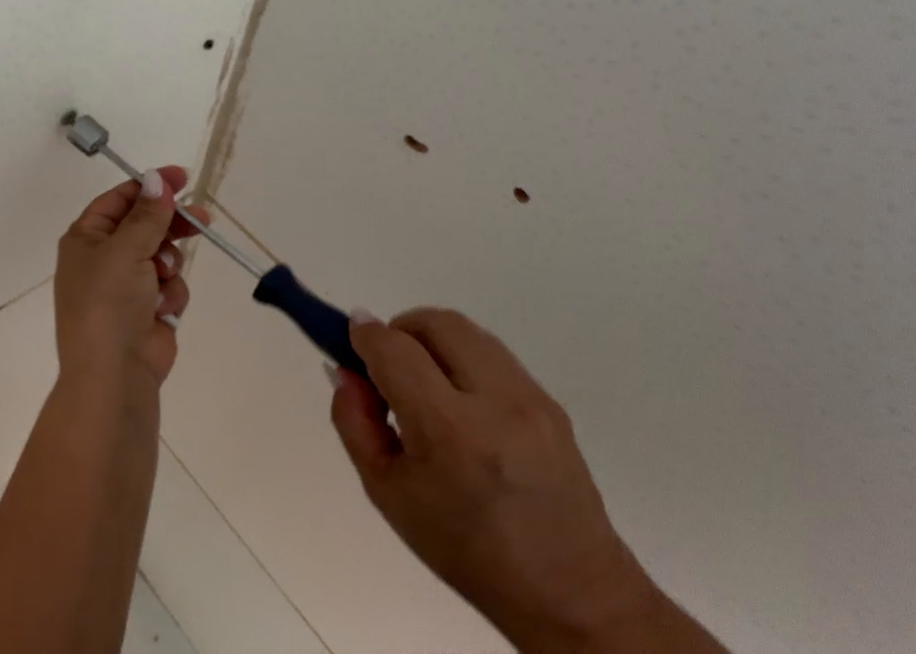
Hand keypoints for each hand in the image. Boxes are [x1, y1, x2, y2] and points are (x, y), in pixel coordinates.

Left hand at [54, 166, 208, 384]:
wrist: (114, 371)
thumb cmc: (109, 302)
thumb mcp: (125, 249)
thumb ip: (146, 215)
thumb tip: (156, 179)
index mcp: (85, 238)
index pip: (119, 200)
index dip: (149, 187)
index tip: (182, 178)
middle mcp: (103, 258)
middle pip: (145, 226)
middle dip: (171, 225)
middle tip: (201, 218)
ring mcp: (127, 286)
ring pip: (164, 256)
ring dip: (169, 266)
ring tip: (162, 280)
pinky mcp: (149, 309)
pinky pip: (171, 286)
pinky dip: (171, 295)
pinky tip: (162, 311)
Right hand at [329, 309, 718, 652]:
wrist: (569, 592)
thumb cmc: (462, 547)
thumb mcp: (384, 490)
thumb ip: (354, 420)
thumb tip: (346, 370)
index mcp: (449, 430)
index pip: (394, 348)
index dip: (362, 334)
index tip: (345, 339)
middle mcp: (497, 402)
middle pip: (437, 322)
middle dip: (400, 330)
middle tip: (385, 366)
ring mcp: (533, 401)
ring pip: (468, 333)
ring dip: (432, 343)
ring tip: (422, 388)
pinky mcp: (553, 405)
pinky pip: (494, 357)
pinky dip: (462, 362)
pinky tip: (457, 406)